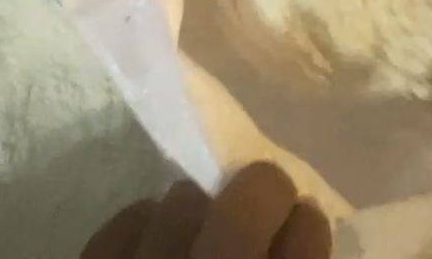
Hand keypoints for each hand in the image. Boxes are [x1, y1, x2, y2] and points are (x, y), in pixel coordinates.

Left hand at [81, 163, 330, 258]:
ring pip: (180, 201)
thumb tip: (304, 226)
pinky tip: (151, 242)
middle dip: (264, 187)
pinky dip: (139, 227)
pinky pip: (121, 224)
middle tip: (267, 192)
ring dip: (196, 209)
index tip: (306, 215)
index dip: (310, 224)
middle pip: (247, 203)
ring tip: (202, 224)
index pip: (306, 243)